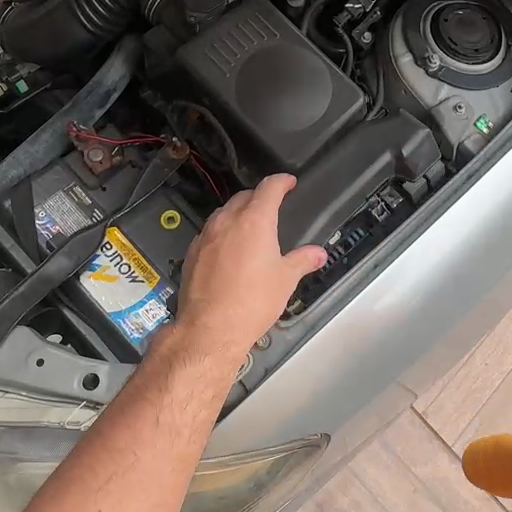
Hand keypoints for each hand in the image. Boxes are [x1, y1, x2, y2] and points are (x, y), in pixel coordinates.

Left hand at [166, 174, 325, 357]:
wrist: (210, 330)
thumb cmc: (252, 302)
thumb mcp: (285, 279)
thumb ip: (303, 260)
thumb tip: (318, 254)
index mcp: (255, 220)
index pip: (269, 187)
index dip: (281, 181)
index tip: (288, 182)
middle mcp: (227, 221)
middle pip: (244, 196)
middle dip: (259, 196)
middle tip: (272, 205)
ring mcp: (206, 236)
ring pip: (223, 212)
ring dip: (238, 212)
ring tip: (250, 225)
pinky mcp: (192, 253)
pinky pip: (209, 232)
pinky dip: (222, 232)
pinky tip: (228, 249)